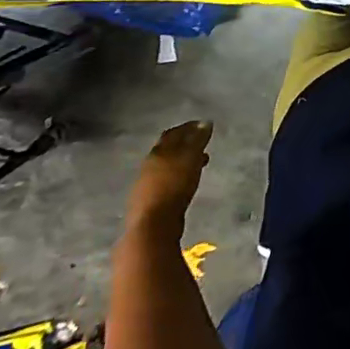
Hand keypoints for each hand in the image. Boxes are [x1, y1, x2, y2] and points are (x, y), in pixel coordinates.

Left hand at [123, 121, 212, 238]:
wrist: (153, 226)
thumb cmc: (174, 187)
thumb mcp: (190, 158)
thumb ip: (197, 140)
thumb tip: (204, 122)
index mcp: (158, 152)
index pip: (173, 133)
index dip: (188, 128)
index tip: (202, 126)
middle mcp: (148, 165)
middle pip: (168, 149)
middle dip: (184, 145)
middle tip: (202, 144)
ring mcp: (145, 185)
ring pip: (166, 166)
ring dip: (182, 162)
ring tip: (199, 164)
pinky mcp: (148, 202)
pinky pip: (165, 182)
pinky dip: (177, 177)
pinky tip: (184, 184)